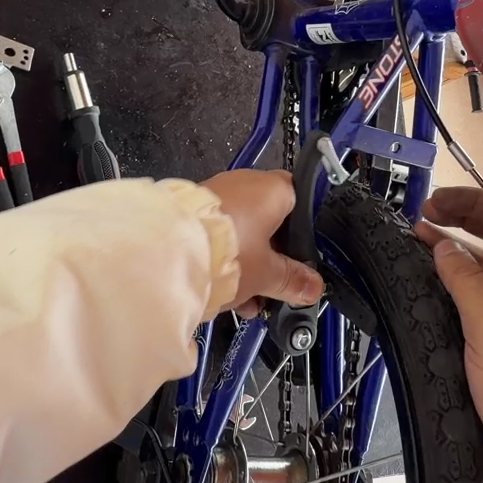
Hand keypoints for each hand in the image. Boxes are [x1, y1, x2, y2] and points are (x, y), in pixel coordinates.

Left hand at [200, 170, 323, 316]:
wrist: (169, 251)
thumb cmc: (233, 254)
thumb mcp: (268, 274)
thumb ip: (292, 280)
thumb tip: (313, 287)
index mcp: (274, 188)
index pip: (302, 199)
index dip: (305, 230)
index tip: (303, 259)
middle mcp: (248, 181)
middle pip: (271, 219)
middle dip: (273, 256)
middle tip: (275, 287)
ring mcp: (219, 192)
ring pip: (246, 230)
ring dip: (250, 262)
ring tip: (249, 300)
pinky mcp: (195, 209)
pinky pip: (222, 233)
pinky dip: (228, 258)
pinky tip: (227, 292)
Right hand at [416, 187, 482, 482]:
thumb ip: (463, 278)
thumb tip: (441, 245)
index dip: (471, 200)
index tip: (434, 203)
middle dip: (461, 218)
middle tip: (423, 215)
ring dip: (455, 249)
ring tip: (418, 240)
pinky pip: (481, 295)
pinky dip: (456, 281)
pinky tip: (432, 282)